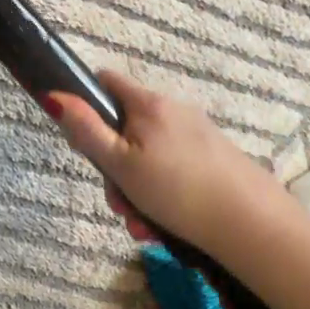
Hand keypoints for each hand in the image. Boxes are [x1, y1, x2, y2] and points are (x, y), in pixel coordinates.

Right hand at [45, 69, 298, 254]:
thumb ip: (84, 129)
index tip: (81, 137)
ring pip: (147, 156)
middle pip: (124, 128)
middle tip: (116, 202)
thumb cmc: (177, 191)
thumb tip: (53, 94)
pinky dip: (161, 196)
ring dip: (134, 190)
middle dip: (112, 167)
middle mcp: (175, 111)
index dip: (84, 103)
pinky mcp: (215, 160)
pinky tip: (162, 226)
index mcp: (149, 104)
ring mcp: (198, 136)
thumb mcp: (118, 163)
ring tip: (140, 225)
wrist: (256, 228)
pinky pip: (172, 171)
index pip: (105, 81)